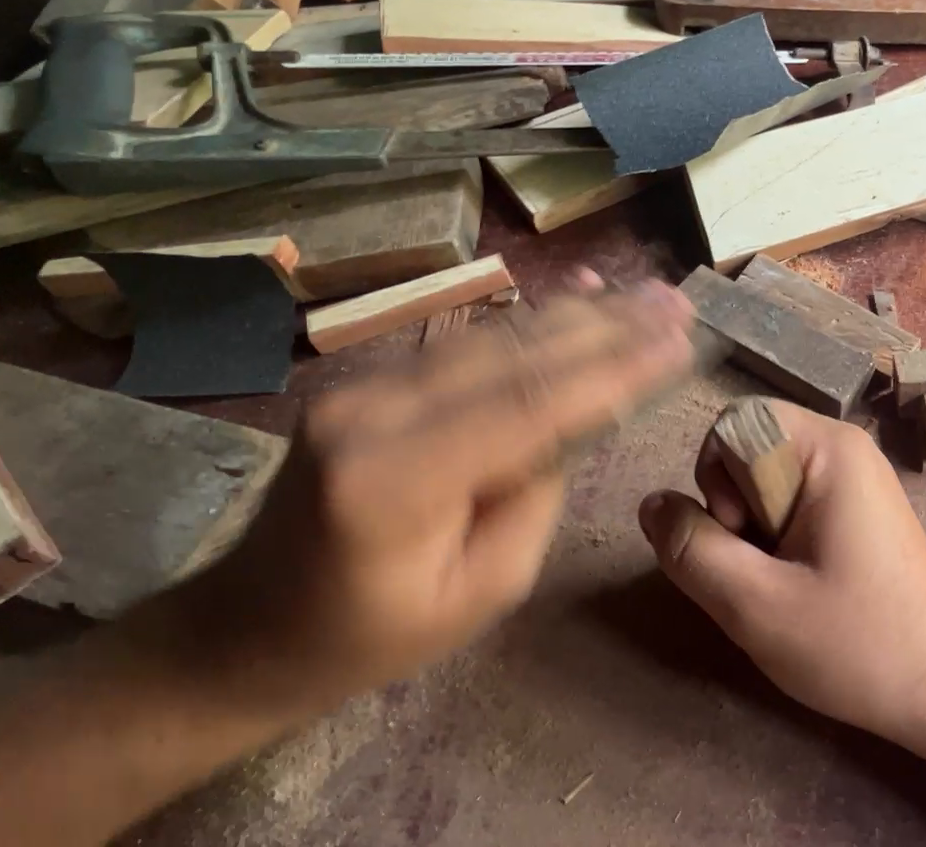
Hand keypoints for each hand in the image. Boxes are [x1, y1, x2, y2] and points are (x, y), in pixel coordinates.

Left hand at [158, 273, 694, 716]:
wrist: (245, 629)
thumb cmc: (373, 635)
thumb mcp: (484, 588)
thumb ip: (537, 493)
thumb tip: (582, 415)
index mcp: (396, 481)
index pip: (532, 404)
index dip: (615, 369)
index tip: (680, 342)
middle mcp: (373, 412)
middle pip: (516, 353)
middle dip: (608, 326)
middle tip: (677, 303)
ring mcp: (364, 386)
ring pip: (496, 335)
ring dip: (580, 313)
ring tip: (648, 293)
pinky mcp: (369, 380)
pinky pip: (469, 343)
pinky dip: (534, 320)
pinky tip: (578, 291)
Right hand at [638, 400, 925, 740]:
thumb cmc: (857, 644)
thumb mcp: (756, 604)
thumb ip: (692, 549)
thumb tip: (651, 504)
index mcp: (829, 449)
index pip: (736, 421)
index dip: (718, 476)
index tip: (742, 535)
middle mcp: (844, 448)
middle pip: (748, 450)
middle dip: (733, 509)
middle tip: (762, 570)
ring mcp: (854, 478)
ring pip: (764, 482)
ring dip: (752, 533)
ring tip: (782, 586)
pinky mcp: (856, 510)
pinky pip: (791, 503)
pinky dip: (778, 542)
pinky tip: (799, 587)